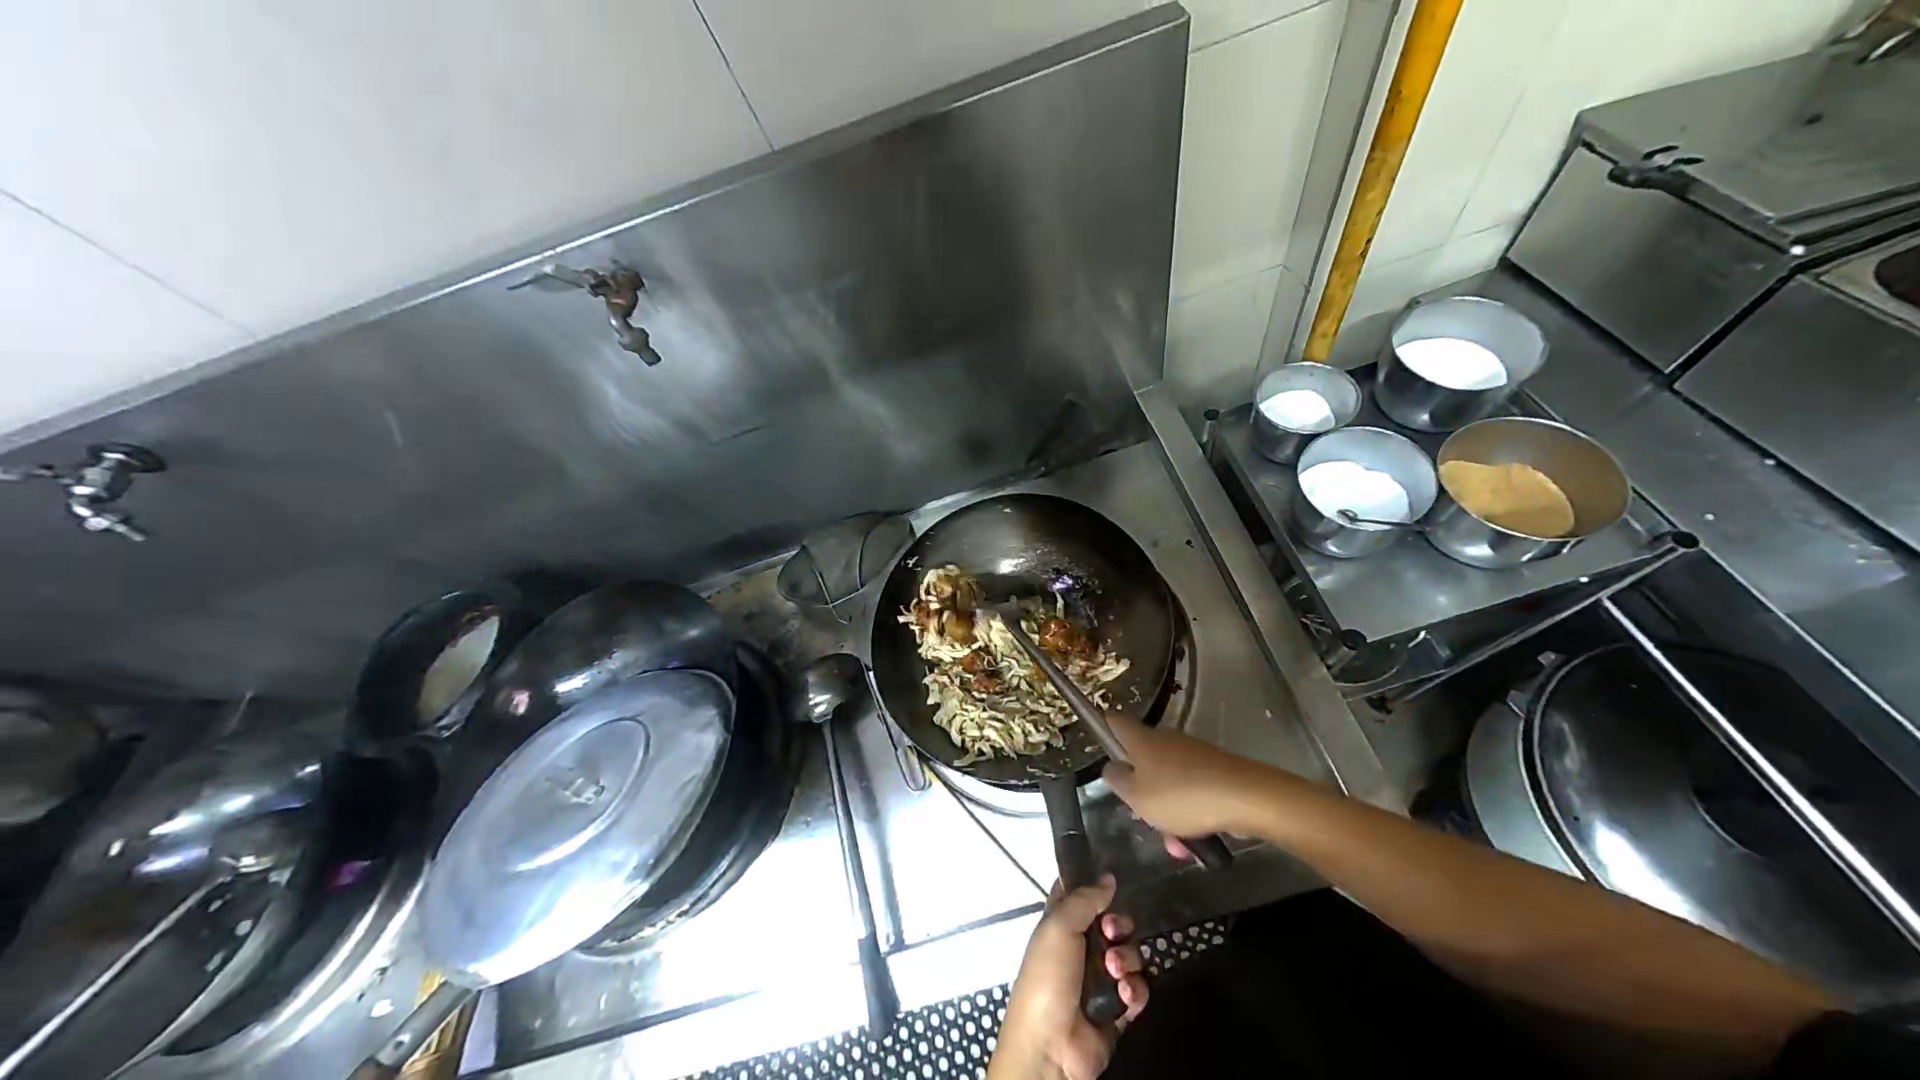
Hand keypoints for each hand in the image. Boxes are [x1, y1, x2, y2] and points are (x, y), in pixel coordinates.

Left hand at [988, 876, 1146, 1079]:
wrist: (1050, 1046)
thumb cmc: (1047, 977)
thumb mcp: (1058, 927)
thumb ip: (1084, 899)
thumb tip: (1108, 877)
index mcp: (1060, 926)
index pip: (1081, 896)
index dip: (1096, 887)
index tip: (1111, 882)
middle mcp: (1081, 948)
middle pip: (1114, 923)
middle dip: (1119, 926)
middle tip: (1112, 933)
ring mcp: (1101, 979)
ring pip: (1130, 954)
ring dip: (1127, 960)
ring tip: (1114, 972)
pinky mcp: (1118, 1009)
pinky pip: (1138, 989)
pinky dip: (1134, 991)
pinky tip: (1123, 997)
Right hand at [1101, 710, 1301, 840]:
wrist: (1247, 797)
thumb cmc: (1182, 795)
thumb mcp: (1137, 796)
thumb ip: (1117, 781)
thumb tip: (1112, 768)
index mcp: (1143, 741)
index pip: (1116, 721)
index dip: (1104, 727)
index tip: (1100, 743)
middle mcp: (1167, 741)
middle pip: (1143, 762)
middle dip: (1142, 794)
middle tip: (1143, 821)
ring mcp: (1194, 755)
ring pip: (1169, 785)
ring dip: (1168, 814)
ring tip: (1178, 846)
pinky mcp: (1216, 771)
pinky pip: (1193, 793)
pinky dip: (1191, 815)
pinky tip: (1197, 842)